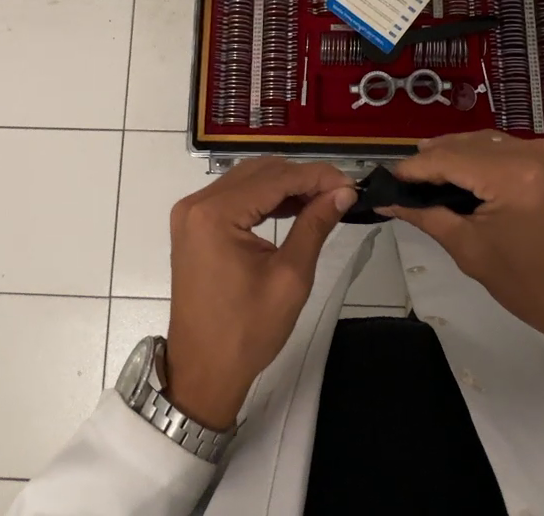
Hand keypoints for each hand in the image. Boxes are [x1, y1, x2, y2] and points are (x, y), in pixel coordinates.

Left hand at [164, 157, 357, 430]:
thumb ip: (315, 225)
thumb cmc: (247, 331)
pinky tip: (293, 207)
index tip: (352, 184)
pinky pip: (234, 197)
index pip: (275, 178)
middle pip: (259, 172)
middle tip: (341, 193)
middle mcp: (197, 203)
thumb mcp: (290, 277)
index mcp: (215, 214)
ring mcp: (191, 213)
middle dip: (302, 177)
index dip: (317, 176)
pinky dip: (264, 198)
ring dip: (285, 185)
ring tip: (323, 199)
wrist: (203, 369)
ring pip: (247, 180)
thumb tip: (343, 192)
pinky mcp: (194, 225)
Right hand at [384, 130, 543, 367]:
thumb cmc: (529, 285)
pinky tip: (465, 172)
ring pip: (487, 141)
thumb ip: (427, 216)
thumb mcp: (470, 250)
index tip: (387, 179)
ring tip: (428, 175)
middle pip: (467, 144)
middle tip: (403, 180)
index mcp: (512, 176)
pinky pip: (509, 148)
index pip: (448, 159)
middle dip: (433, 159)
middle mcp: (533, 152)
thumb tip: (389, 201)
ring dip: (457, 154)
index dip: (414, 168)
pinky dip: (484, 157)